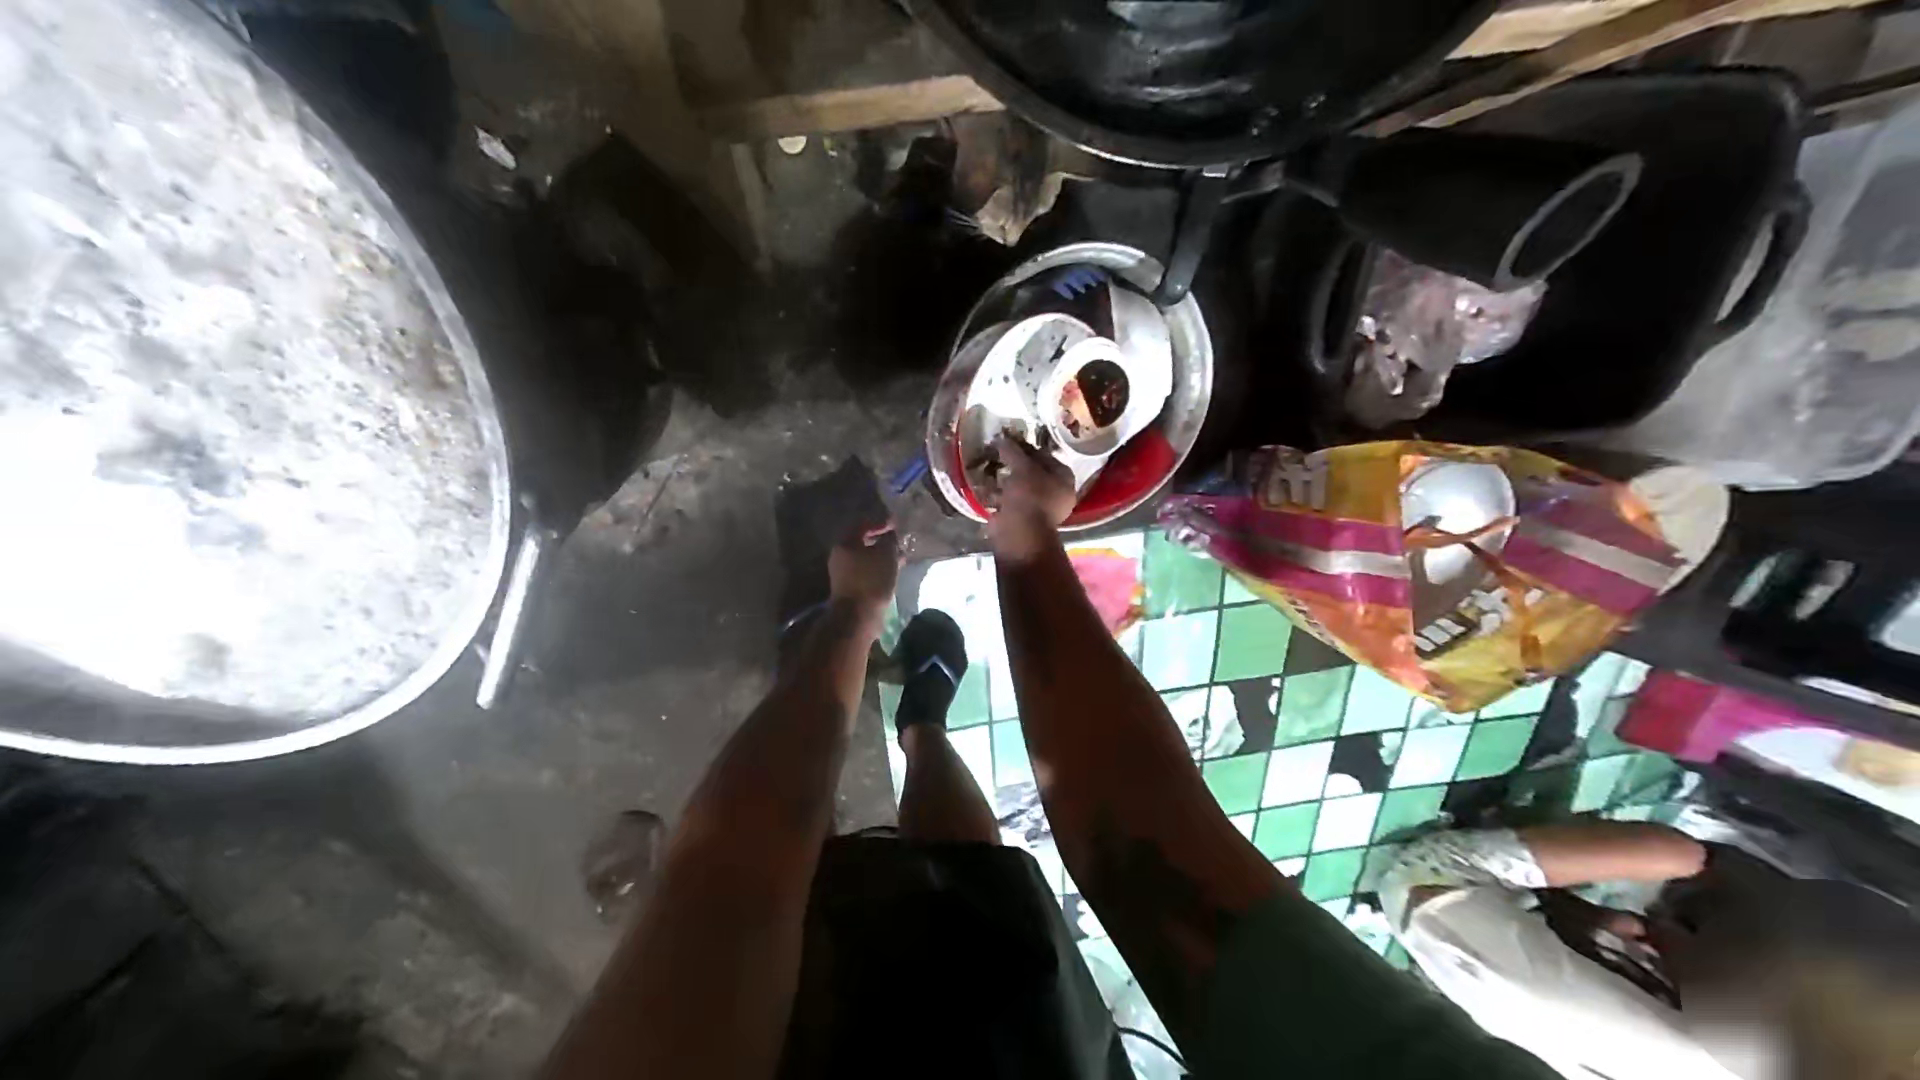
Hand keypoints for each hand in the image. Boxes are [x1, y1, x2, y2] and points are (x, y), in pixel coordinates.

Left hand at [828, 523, 899, 616]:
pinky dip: (878, 569)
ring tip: (900, 558)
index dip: (880, 523)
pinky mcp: (849, 587)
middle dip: (882, 541)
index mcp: (845, 543)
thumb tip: (890, 535)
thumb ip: (889, 540)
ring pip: (865, 558)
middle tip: (899, 543)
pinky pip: (866, 571)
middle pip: (862, 542)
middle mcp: (840, 556)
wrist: (858, 615)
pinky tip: (892, 572)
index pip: (863, 525)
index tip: (896, 525)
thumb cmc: (872, 580)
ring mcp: (843, 573)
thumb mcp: (886, 554)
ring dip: (882, 557)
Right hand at [988, 435, 1074, 562]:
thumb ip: (1013, 450)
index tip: (1011, 442)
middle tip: (999, 454)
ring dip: (1006, 479)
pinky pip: (1009, 501)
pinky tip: (986, 485)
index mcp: (1064, 479)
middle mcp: (1056, 494)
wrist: (1020, 532)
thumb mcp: (1022, 466)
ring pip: (1020, 487)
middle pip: (1034, 472)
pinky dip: (999, 494)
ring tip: (990, 466)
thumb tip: (1001, 438)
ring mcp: (1039, 508)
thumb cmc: (1029, 495)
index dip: (1028, 448)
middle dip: (1015, 464)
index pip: (1047, 456)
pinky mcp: (1022, 519)